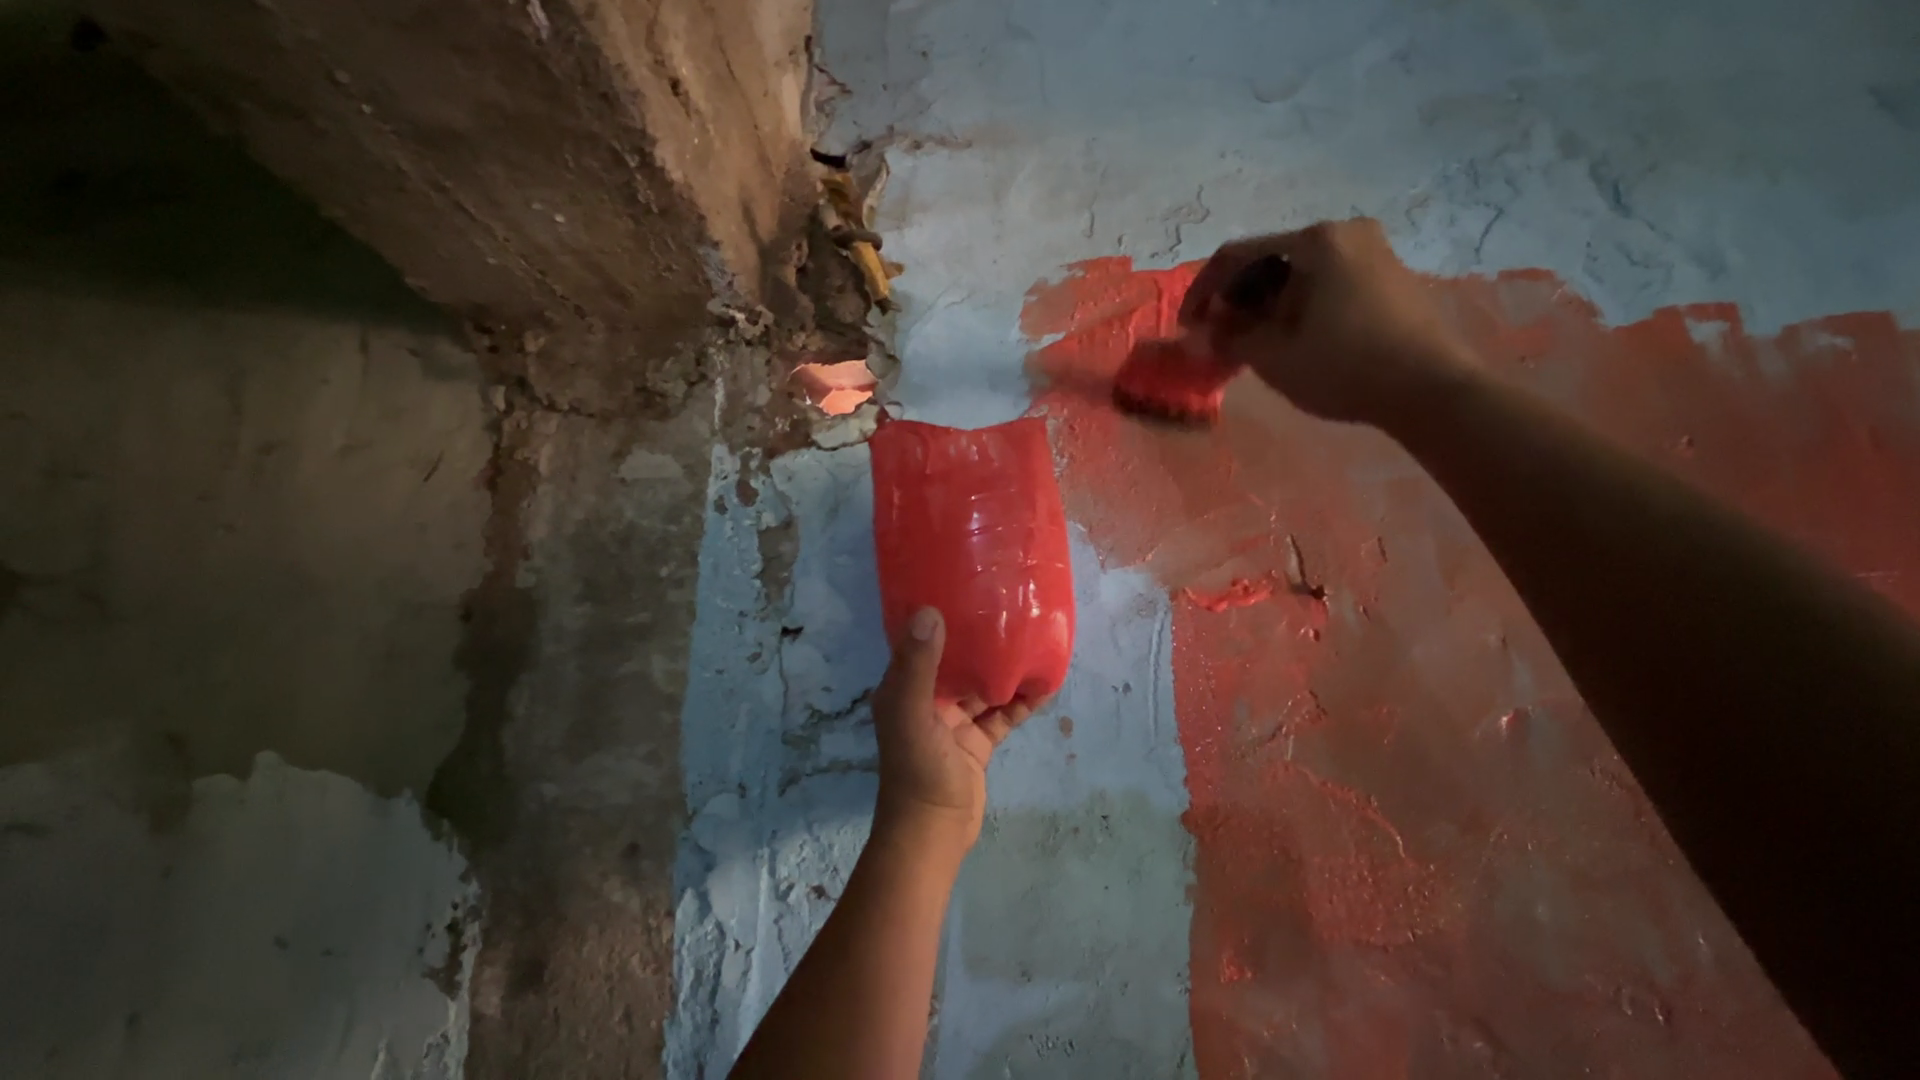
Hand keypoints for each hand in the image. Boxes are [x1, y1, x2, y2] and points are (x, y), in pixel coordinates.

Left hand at [871, 608, 1034, 851]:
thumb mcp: (913, 713)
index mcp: (904, 688)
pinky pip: (1002, 714)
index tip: (966, 588)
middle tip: (1010, 609)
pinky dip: (1021, 702)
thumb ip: (919, 665)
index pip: (920, 642)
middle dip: (979, 638)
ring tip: (1034, 640)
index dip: (939, 616)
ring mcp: (954, 722)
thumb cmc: (917, 769)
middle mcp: (928, 700)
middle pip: (956, 660)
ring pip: (983, 686)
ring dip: (1005, 668)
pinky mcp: (977, 742)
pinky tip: (1045, 686)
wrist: (933, 832)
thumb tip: (930, 611)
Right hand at [1179, 218, 1478, 427]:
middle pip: (1270, 261)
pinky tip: (1294, 341)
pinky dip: (1300, 307)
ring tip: (1254, 346)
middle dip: (1238, 300)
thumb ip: (1231, 337)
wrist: (1432, 390)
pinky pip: (1328, 283)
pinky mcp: (1391, 278)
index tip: (1189, 328)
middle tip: (1221, 339)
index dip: (1203, 292)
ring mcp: (1374, 252)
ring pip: (1299, 274)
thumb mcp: (1273, 357)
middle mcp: (1345, 232)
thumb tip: (1210, 331)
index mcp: (1314, 241)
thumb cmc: (1344, 367)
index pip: (1236, 256)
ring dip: (1267, 307)